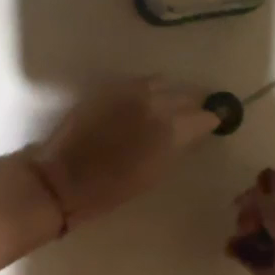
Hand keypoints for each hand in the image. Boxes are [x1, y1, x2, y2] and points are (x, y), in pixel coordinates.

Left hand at [25, 77, 221, 230]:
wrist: (63, 179)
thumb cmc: (110, 190)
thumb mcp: (153, 174)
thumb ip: (174, 148)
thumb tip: (188, 134)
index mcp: (171, 130)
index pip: (203, 116)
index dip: (208, 121)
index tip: (211, 125)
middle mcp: (155, 103)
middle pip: (184, 95)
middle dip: (190, 105)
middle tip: (192, 115)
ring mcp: (130, 91)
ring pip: (161, 84)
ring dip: (168, 94)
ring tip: (166, 107)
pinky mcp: (108, 88)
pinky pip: (137, 83)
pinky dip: (145, 91)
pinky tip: (140, 104)